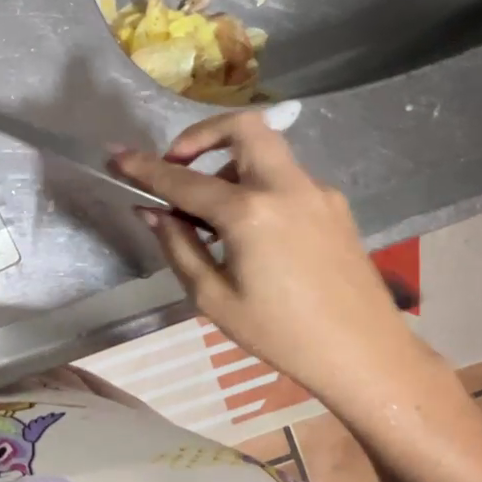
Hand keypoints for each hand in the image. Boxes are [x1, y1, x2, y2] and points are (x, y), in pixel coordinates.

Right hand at [110, 111, 429, 404]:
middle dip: (200, 135)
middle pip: (243, 128)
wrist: (365, 353)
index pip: (184, 180)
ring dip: (227, 163)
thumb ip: (178, 246)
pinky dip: (252, 185)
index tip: (116, 156)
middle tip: (174, 165)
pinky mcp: (333, 206)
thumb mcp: (212, 297)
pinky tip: (241, 229)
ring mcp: (316, 193)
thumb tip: (151, 212)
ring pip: (265, 150)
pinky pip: (283, 178)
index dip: (144, 168)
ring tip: (206, 213)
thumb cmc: (280, 333)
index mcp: (251, 213)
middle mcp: (286, 188)